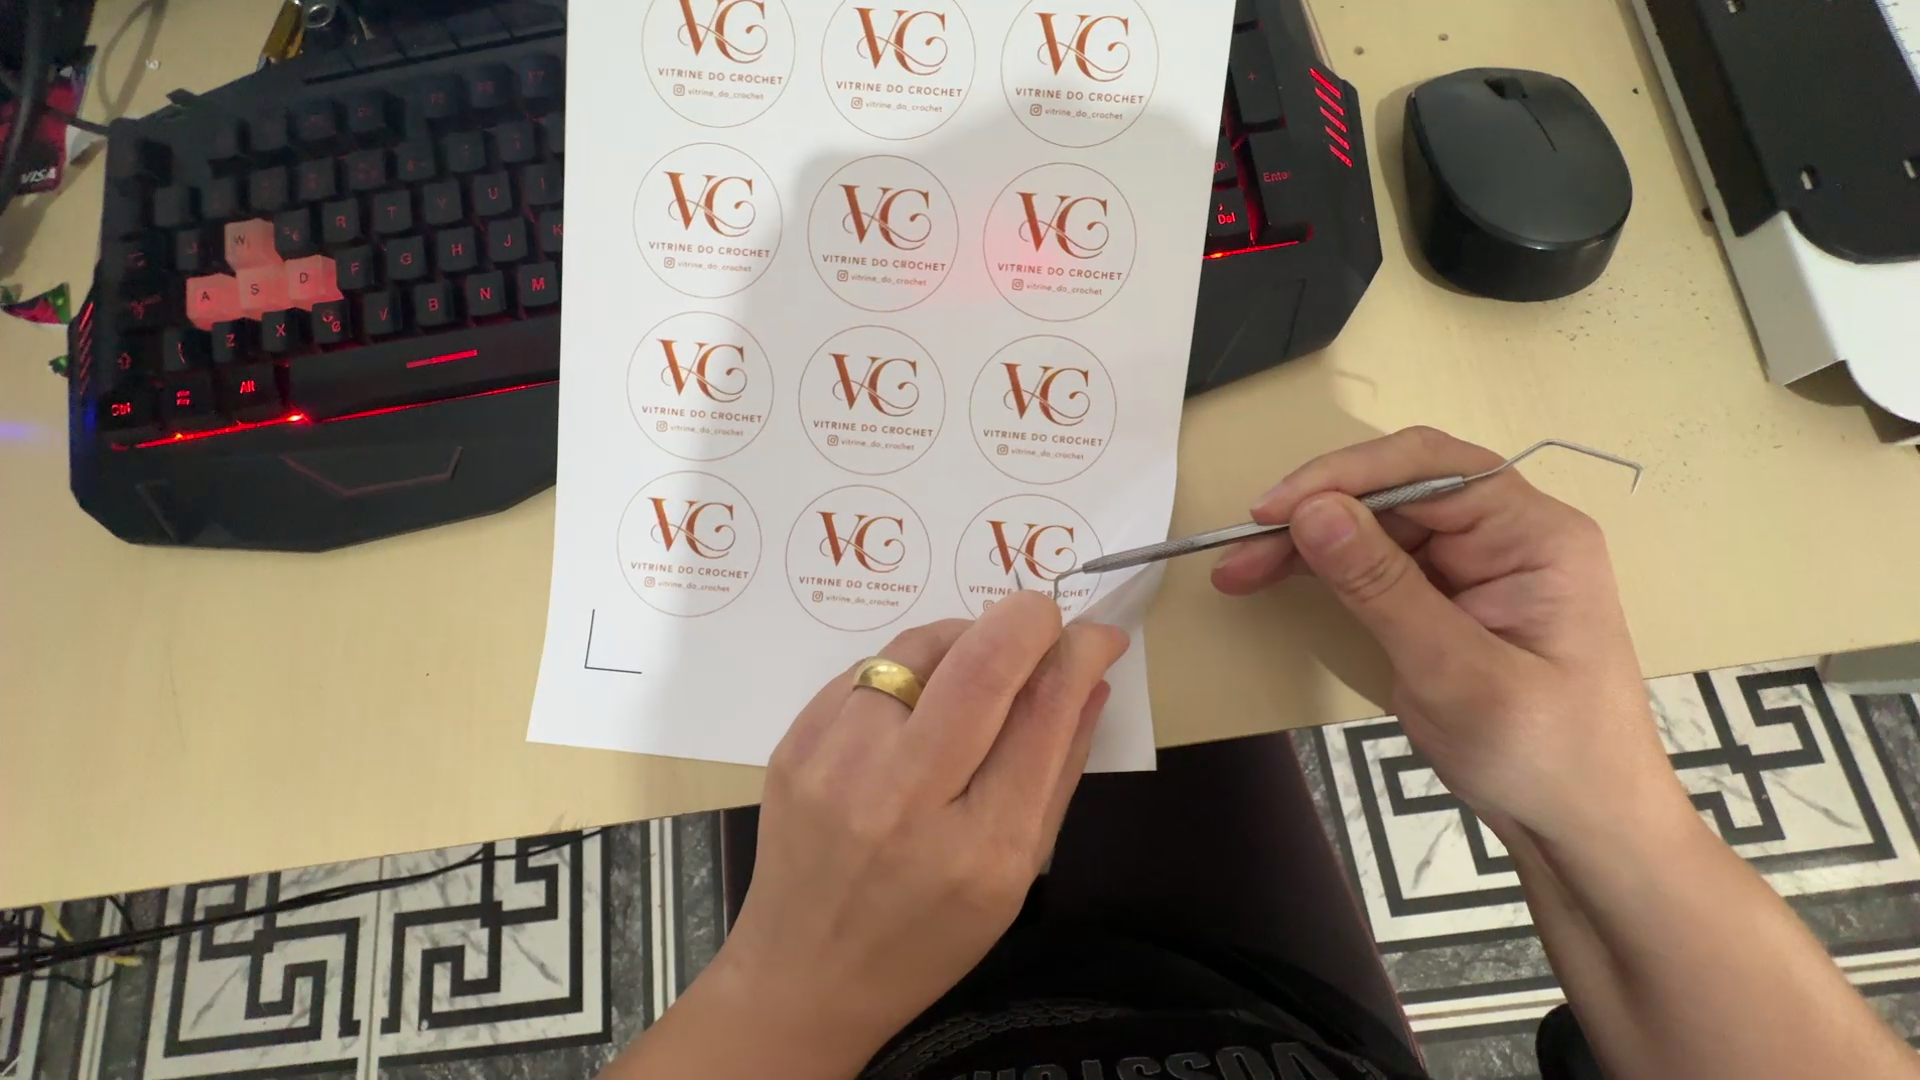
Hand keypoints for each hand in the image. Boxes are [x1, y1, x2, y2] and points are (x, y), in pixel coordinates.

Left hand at [706, 594, 1127, 1076]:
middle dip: (1028, 619)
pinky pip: (870, 666)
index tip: (1095, 634)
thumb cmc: (930, 934)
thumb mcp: (1018, 870)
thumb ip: (1059, 765)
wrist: (804, 974)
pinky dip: (911, 666)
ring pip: (920, 646)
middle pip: (978, 663)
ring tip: (976, 667)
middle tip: (1045, 620)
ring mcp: (836, 764)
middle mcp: (902, 797)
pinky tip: (917, 703)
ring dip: (965, 637)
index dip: (1078, 653)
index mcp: (980, 847)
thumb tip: (1088, 675)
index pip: (1043, 713)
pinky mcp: (794, 743)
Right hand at [1211, 427, 1679, 841]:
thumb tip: (1311, 511)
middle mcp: (1499, 533)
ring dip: (1301, 541)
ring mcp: (1466, 563)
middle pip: (1390, 490)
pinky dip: (1315, 566)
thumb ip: (1380, 586)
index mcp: (1531, 535)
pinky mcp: (1435, 592)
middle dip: (1311, 511)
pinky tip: (1268, 577)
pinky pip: (1366, 559)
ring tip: (1237, 570)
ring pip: (1368, 522)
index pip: (1428, 468)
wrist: (1575, 824)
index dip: (1344, 476)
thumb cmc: (1540, 753)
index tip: (1273, 511)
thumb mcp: (1453, 672)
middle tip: (1242, 546)